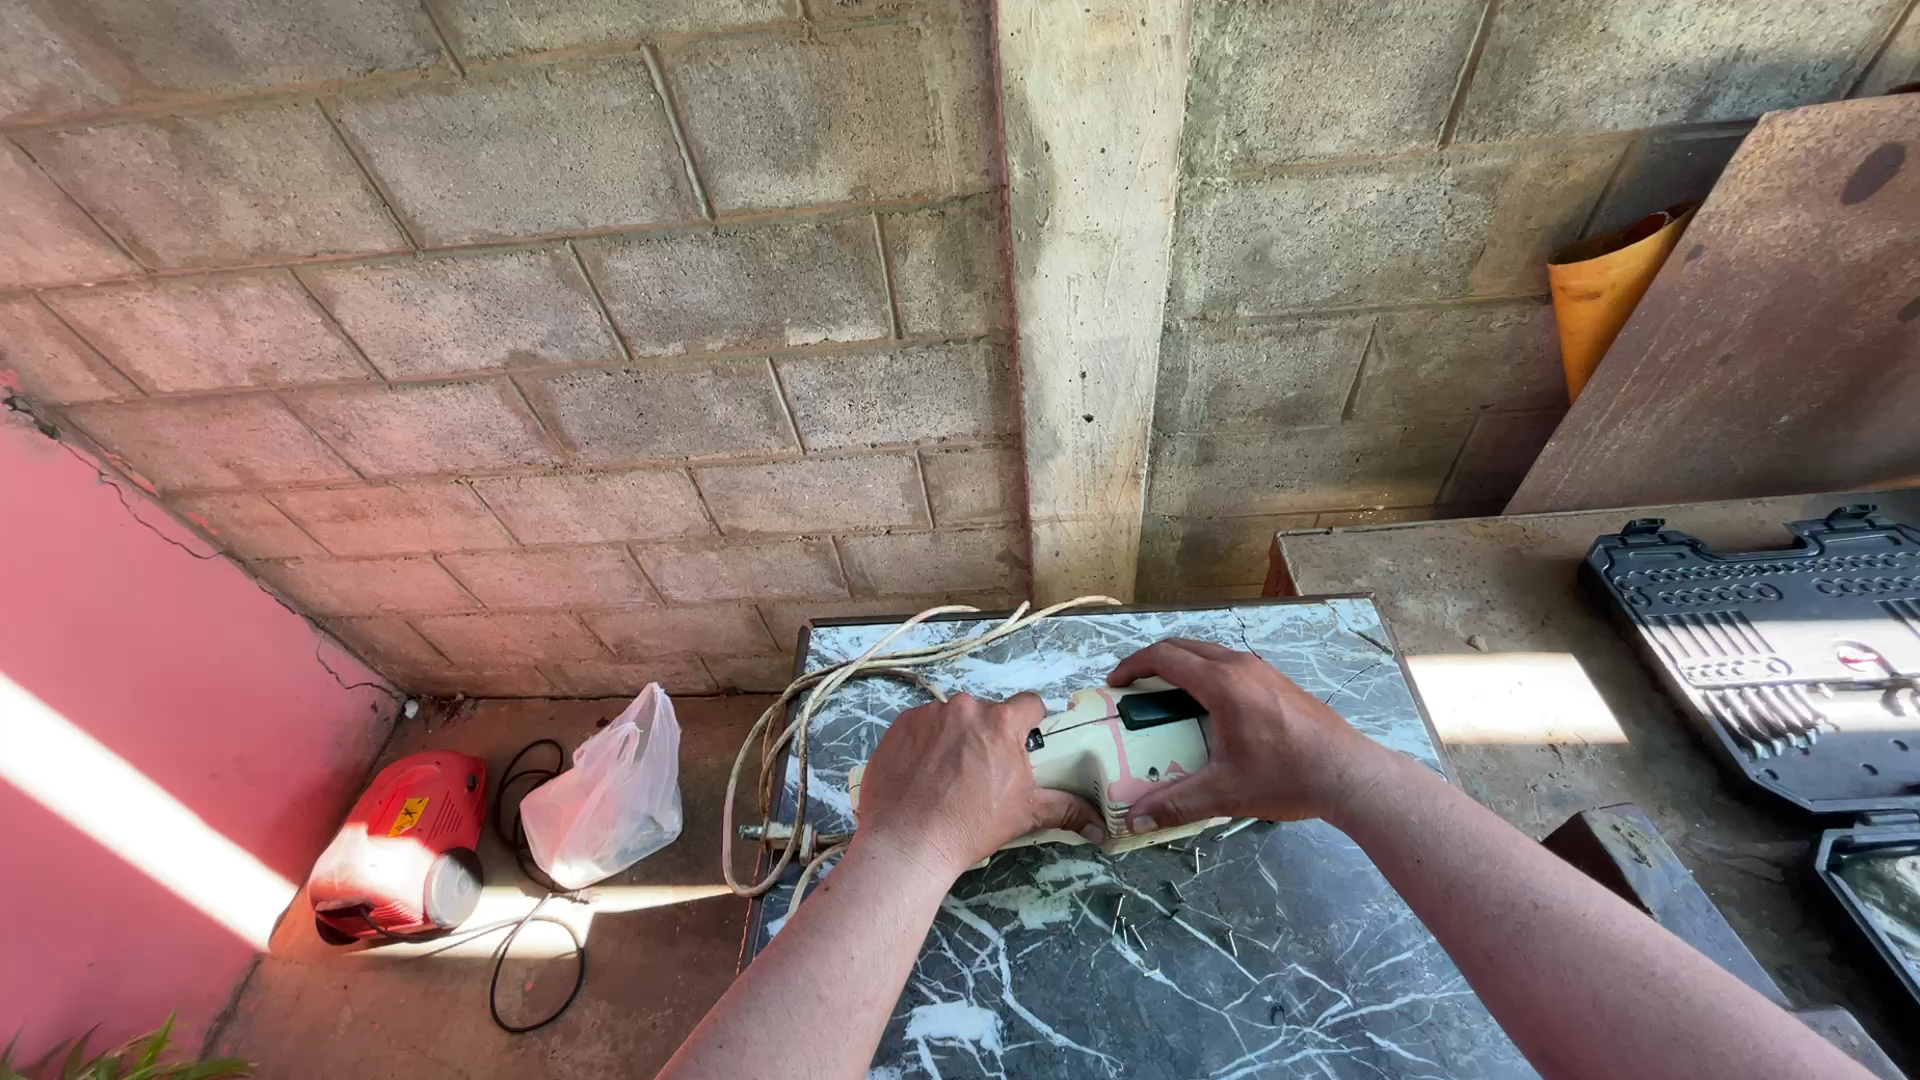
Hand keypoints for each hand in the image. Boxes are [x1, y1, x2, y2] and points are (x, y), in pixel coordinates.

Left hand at [854, 692, 1104, 878]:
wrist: (906, 841)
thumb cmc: (970, 826)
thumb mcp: (1025, 814)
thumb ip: (1066, 809)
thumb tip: (1101, 827)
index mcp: (1001, 722)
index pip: (1030, 704)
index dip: (1031, 724)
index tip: (1024, 745)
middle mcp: (965, 707)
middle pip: (988, 713)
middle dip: (989, 734)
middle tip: (983, 770)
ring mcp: (929, 713)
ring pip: (953, 717)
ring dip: (956, 736)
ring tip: (947, 775)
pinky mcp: (900, 724)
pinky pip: (921, 725)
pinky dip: (924, 742)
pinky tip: (921, 772)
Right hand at [1108, 639, 1398, 830]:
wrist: (1351, 775)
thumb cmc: (1286, 777)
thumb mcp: (1226, 792)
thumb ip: (1176, 803)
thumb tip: (1135, 821)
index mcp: (1221, 683)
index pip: (1164, 657)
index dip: (1132, 666)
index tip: (1115, 684)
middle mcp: (1239, 665)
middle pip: (1183, 646)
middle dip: (1152, 661)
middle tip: (1135, 688)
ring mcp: (1262, 668)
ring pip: (1208, 651)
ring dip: (1181, 664)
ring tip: (1167, 695)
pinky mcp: (1278, 679)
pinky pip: (1228, 662)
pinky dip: (1205, 671)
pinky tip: (1210, 706)